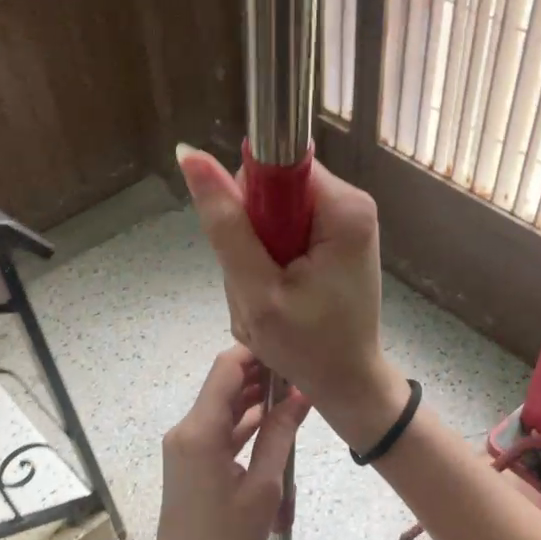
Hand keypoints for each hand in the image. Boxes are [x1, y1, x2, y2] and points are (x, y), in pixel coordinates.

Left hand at [148, 346, 310, 539]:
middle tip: (303, 369)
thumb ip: (279, 435)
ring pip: (222, 408)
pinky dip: (244, 425)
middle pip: (223, 385)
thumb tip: (301, 395)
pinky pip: (218, 431)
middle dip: (261, 374)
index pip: (226, 368)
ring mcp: (184, 447)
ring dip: (255, 399)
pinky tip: (275, 422)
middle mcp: (186, 430)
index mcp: (199, 431)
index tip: (293, 350)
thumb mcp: (263, 487)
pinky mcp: (189, 463)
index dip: (258, 353)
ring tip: (297, 392)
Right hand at [177, 146, 406, 449]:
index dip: (245, 206)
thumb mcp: (257, 293)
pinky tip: (277, 298)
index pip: (270, 169)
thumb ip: (225, 226)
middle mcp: (351, 204)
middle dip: (249, 241)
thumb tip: (190, 154)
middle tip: (257, 290)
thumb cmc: (309, 349)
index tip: (247, 253)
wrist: (348, 385)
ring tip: (268, 301)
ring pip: (271, 219)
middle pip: (270, 193)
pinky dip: (270, 267)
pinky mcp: (335, 242)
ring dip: (256, 260)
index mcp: (343, 208)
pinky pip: (284, 236)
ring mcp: (344, 223)